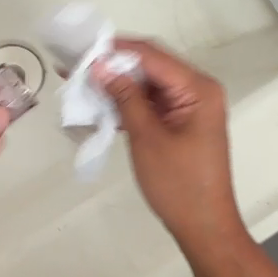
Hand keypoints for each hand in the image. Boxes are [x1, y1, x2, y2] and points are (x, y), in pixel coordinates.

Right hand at [100, 40, 246, 253]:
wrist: (204, 226)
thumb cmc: (179, 184)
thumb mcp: (147, 137)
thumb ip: (124, 97)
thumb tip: (100, 65)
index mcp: (198, 88)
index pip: (151, 56)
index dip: (115, 50)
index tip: (79, 50)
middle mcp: (198, 90)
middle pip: (150, 66)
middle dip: (112, 65)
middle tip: (73, 65)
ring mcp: (190, 107)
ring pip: (148, 85)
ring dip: (116, 84)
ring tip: (79, 83)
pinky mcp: (181, 123)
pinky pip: (151, 103)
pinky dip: (127, 103)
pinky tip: (99, 105)